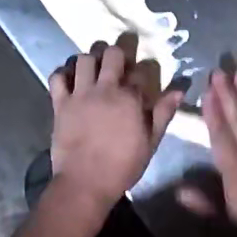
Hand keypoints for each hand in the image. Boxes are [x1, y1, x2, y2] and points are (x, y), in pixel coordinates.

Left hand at [48, 36, 184, 208]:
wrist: (85, 182)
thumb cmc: (122, 166)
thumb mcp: (150, 142)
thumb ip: (163, 113)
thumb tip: (179, 91)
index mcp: (130, 98)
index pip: (140, 71)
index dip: (143, 72)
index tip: (141, 79)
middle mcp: (105, 89)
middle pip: (112, 54)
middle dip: (117, 55)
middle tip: (117, 65)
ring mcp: (80, 94)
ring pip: (84, 59)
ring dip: (91, 60)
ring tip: (93, 70)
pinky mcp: (60, 103)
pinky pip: (57, 77)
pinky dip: (63, 74)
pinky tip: (70, 81)